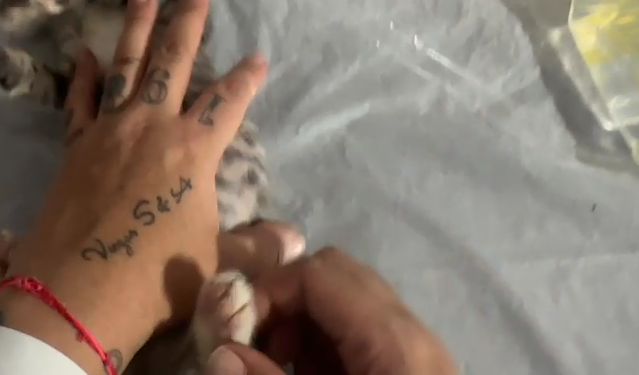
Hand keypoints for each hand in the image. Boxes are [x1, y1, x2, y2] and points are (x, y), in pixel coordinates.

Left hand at [0, 0, 267, 372]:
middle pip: (173, 62)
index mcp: (191, 150)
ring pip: (127, 66)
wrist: (76, 294)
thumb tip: (297, 239)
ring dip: (136, 26)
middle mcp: (151, 126)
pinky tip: (85, 52)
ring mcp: (110, 129)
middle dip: (186, 19)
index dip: (245, 78)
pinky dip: (84, 75)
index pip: (227, 103)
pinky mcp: (76, 144)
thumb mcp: (214, 263)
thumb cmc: (154, 278)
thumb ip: (256, 247)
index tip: (257, 53)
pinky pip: (81, 100)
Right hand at [207, 247, 458, 374]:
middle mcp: (412, 331)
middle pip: (335, 272)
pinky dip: (325, 342)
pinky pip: (361, 329)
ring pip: (347, 297)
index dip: (269, 292)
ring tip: (280, 369)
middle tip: (259, 349)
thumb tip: (220, 354)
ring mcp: (418, 349)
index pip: (317, 273)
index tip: (237, 334)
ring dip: (303, 321)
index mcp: (393, 341)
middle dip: (286, 300)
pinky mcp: (414, 369)